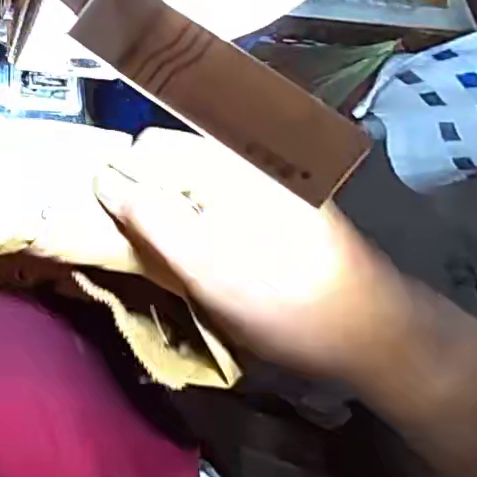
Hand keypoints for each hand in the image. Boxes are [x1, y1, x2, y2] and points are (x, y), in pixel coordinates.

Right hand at [97, 167, 413, 384]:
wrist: (373, 329)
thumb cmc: (284, 301)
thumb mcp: (205, 267)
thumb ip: (148, 216)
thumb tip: (103, 178)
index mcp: (228, 155)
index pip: (148, 147)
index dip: (123, 180)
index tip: (112, 217)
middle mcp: (244, 149)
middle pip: (169, 155)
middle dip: (147, 190)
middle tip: (145, 241)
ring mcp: (261, 168)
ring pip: (190, 172)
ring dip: (171, 202)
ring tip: (176, 249)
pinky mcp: (273, 190)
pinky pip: (215, 185)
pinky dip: (198, 207)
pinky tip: (209, 245)